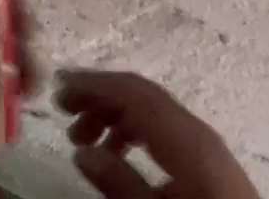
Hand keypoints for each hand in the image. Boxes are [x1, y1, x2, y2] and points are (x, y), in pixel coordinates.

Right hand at [57, 70, 259, 198]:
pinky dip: (134, 131)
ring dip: (113, 115)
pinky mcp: (210, 163)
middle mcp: (198, 132)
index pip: (134, 93)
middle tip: (62, 111)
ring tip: (82, 139)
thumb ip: (121, 185)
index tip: (58, 86)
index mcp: (187, 141)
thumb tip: (81, 152)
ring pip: (152, 111)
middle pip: (142, 95)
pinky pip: (165, 130)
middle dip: (98, 95)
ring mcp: (207, 146)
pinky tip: (116, 152)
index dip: (93, 84)